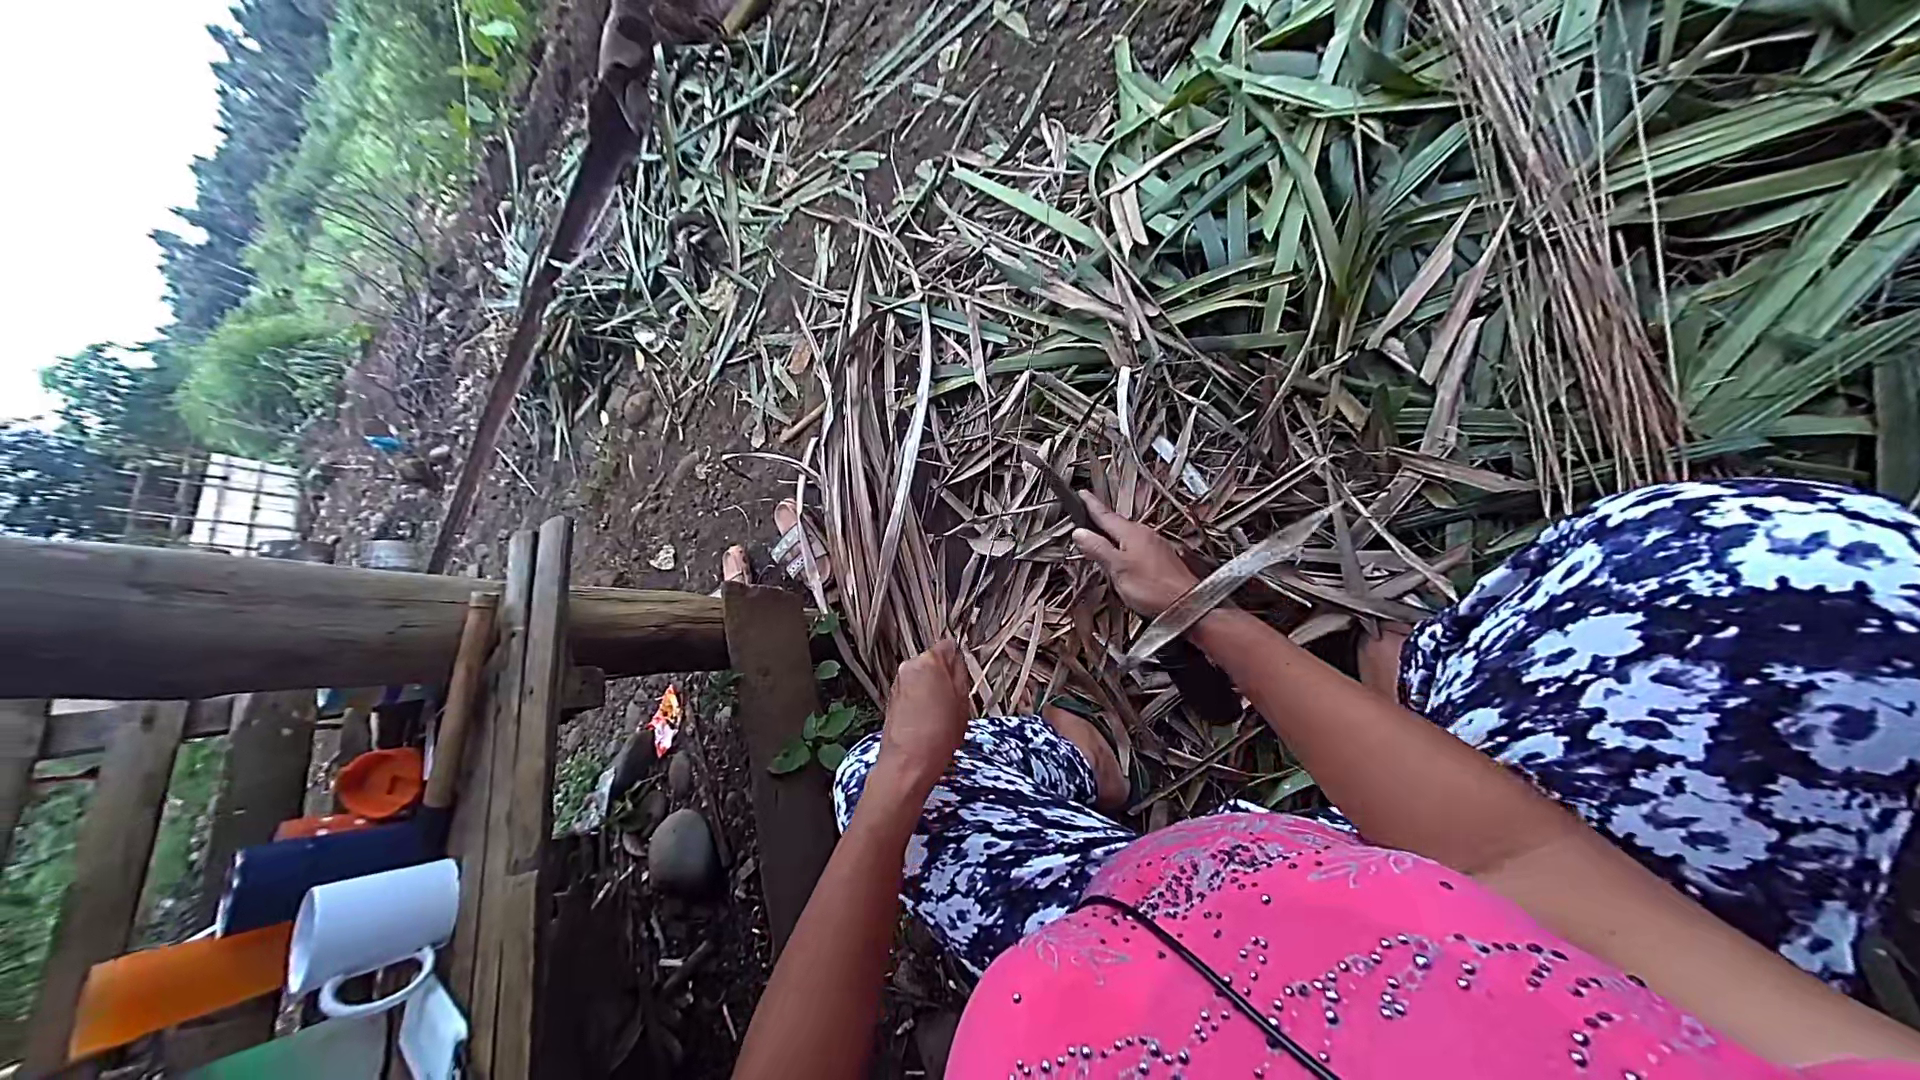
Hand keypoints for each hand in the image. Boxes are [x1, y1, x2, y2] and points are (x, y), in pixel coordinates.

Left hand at [876, 641, 971, 789]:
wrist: (907, 764)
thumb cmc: (938, 735)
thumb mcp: (962, 703)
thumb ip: (960, 675)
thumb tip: (957, 662)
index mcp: (929, 661)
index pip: (949, 646)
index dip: (959, 663)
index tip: (963, 680)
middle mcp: (909, 666)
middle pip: (934, 661)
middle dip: (944, 677)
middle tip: (954, 701)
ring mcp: (898, 682)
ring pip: (923, 677)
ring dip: (932, 689)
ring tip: (941, 715)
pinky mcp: (891, 698)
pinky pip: (913, 690)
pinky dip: (921, 700)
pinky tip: (927, 721)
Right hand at [1070, 492, 1200, 616]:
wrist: (1188, 605)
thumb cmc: (1155, 589)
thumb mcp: (1118, 568)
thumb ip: (1098, 549)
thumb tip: (1080, 533)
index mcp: (1132, 534)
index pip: (1105, 515)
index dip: (1091, 505)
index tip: (1082, 494)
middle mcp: (1146, 536)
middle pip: (1117, 525)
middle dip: (1100, 521)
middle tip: (1086, 516)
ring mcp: (1155, 547)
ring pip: (1127, 537)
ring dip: (1112, 537)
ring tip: (1099, 540)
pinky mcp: (1161, 560)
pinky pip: (1137, 548)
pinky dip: (1124, 550)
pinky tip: (1122, 560)